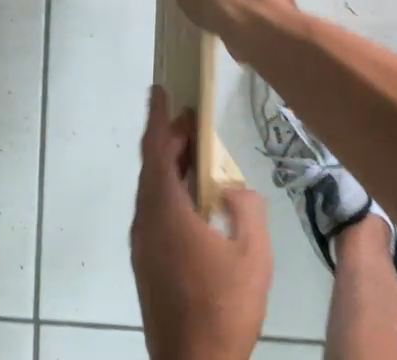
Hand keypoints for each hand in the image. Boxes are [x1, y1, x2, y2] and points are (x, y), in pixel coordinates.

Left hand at [131, 87, 271, 359]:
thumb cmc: (225, 307)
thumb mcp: (253, 255)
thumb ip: (247, 209)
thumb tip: (232, 188)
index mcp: (166, 213)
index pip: (157, 152)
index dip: (157, 118)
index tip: (159, 89)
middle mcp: (146, 223)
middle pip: (153, 168)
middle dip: (170, 139)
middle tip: (194, 120)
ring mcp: (142, 245)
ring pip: (152, 191)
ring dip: (172, 167)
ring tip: (198, 153)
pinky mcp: (146, 264)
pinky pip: (155, 211)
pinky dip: (170, 191)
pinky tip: (195, 199)